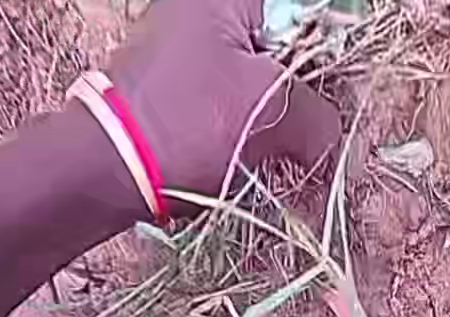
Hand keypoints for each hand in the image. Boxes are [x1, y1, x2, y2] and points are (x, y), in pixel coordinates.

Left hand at [105, 0, 342, 193]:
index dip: (332, 54)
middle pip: (286, 46)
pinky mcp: (185, 91)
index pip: (307, 11)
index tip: (335, 100)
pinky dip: (254, 132)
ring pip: (264, 81)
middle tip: (312, 135)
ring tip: (282, 152)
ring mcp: (193, 48)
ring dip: (281, 121)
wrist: (113, 167)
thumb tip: (336, 139)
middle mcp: (208, 8)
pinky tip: (256, 157)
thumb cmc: (188, 121)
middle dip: (305, 95)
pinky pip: (238, 105)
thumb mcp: (265, 109)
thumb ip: (316, 115)